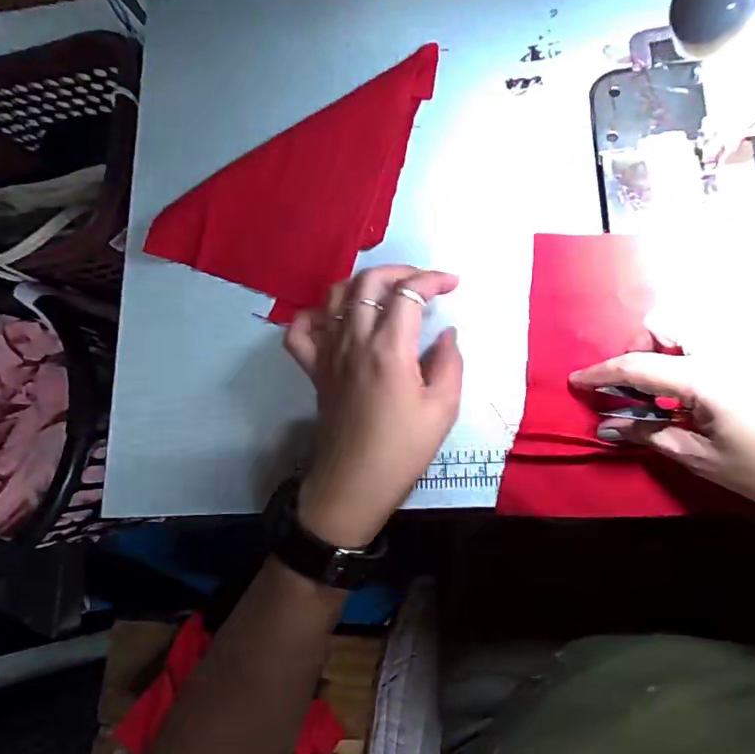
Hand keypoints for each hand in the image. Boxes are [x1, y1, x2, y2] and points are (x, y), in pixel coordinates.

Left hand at [283, 266, 462, 548]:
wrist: (356, 483)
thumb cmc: (405, 449)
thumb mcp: (444, 408)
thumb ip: (450, 363)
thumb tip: (446, 334)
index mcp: (390, 350)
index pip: (408, 293)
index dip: (432, 280)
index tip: (452, 284)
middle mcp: (354, 341)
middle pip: (369, 283)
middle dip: (401, 271)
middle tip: (425, 282)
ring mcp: (329, 353)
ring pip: (336, 296)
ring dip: (365, 283)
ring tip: (389, 292)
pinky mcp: (314, 369)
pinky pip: (302, 329)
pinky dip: (317, 313)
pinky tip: (338, 318)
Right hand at [568, 336, 754, 566]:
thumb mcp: (707, 461)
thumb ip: (652, 436)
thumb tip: (610, 426)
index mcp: (707, 374)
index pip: (638, 365)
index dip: (602, 375)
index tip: (579, 383)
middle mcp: (730, 340)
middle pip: (666, 319)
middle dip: (646, 348)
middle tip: (649, 392)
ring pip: (699, 315)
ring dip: (676, 342)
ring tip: (685, 389)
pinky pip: (730, 326)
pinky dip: (708, 344)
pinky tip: (721, 383)